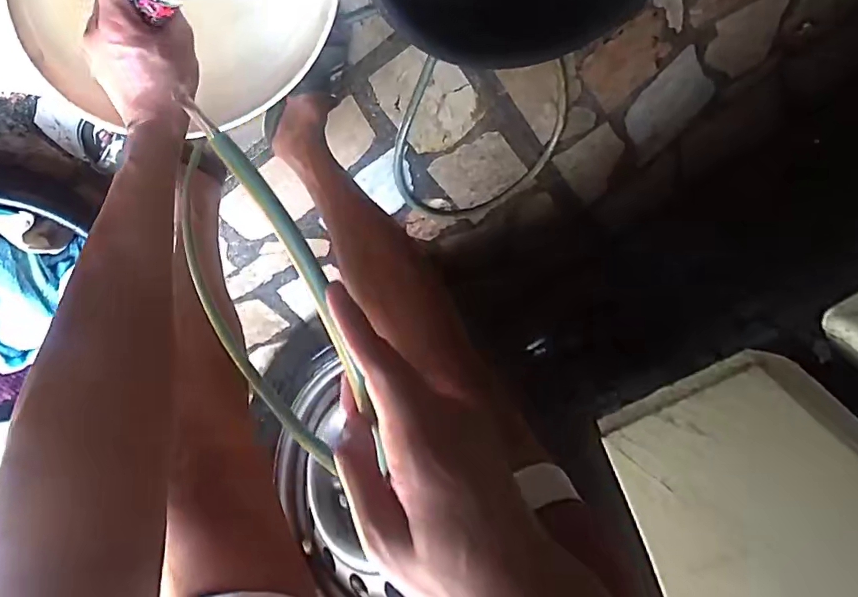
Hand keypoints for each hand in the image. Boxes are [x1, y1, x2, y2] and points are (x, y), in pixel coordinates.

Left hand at [83, 0, 197, 128]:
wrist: (154, 121)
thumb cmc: (169, 82)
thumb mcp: (180, 36)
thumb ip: (170, 6)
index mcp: (114, 22)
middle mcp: (95, 32)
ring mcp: (91, 49)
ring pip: (106, 14)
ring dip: (127, 11)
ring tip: (152, 26)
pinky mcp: (95, 63)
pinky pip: (105, 33)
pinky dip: (122, 29)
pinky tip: (143, 43)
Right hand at [329, 284, 607, 596]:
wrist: (522, 578)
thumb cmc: (448, 565)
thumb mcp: (384, 540)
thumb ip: (356, 474)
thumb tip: (349, 426)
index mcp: (421, 439)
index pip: (381, 365)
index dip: (354, 325)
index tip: (335, 289)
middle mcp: (448, 412)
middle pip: (391, 370)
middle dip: (362, 378)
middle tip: (355, 424)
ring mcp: (467, 411)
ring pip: (408, 383)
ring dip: (385, 400)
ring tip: (388, 459)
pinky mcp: (476, 417)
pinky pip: (428, 396)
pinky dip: (406, 408)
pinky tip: (412, 457)